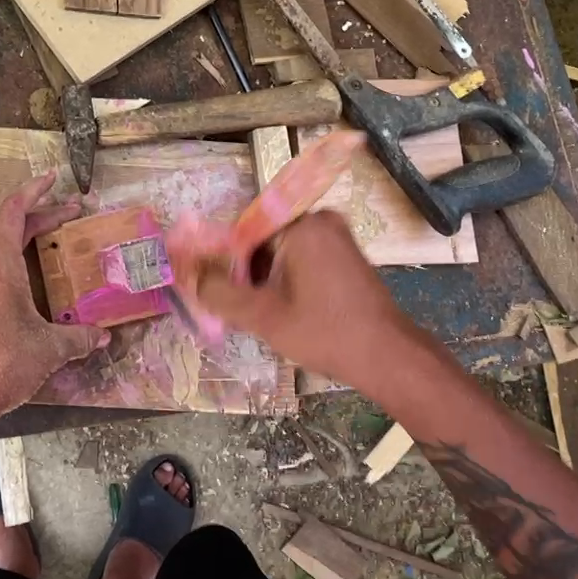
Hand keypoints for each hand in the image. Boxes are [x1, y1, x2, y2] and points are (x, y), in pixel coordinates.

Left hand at [0, 173, 109, 415]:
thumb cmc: (1, 363)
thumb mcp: (49, 349)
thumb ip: (79, 338)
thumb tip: (105, 336)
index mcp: (0, 266)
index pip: (14, 212)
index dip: (34, 190)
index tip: (54, 177)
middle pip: (13, 229)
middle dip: (44, 216)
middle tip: (74, 212)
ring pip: (4, 252)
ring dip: (32, 243)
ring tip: (60, 246)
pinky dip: (21, 265)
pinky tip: (38, 286)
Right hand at [168, 210, 428, 391]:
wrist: (389, 358)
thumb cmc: (325, 333)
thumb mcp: (261, 316)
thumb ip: (217, 291)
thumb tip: (188, 273)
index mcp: (299, 225)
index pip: (241, 228)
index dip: (221, 257)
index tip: (211, 285)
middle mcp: (319, 219)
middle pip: (260, 237)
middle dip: (243, 268)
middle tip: (234, 304)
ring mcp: (336, 235)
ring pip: (279, 248)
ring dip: (262, 275)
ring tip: (256, 309)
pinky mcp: (344, 253)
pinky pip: (300, 255)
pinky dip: (284, 275)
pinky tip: (280, 306)